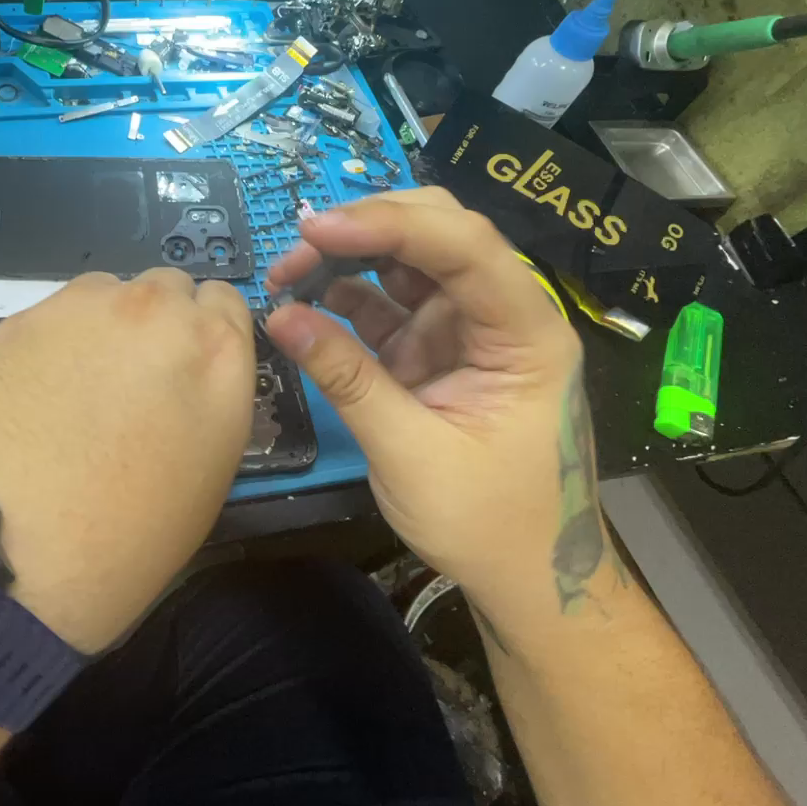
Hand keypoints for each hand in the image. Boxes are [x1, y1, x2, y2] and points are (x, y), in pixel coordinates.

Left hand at [0, 269, 254, 652]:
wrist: (16, 550)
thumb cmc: (129, 537)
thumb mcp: (208, 470)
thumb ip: (210, 396)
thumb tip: (185, 376)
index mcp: (218, 354)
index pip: (225, 303)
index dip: (204, 334)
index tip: (185, 367)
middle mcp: (160, 312)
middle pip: (170, 288)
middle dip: (158, 325)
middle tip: (131, 379)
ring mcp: (88, 307)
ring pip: (110, 292)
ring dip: (107, 326)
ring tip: (78, 385)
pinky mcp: (27, 315)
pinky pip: (57, 313)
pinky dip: (57, 340)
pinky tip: (37, 390)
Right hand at [263, 188, 611, 617]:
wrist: (527, 580)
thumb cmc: (488, 522)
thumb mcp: (410, 452)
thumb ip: (346, 377)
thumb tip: (279, 316)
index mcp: (524, 331)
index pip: (464, 247)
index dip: (388, 225)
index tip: (316, 229)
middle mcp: (498, 314)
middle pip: (438, 234)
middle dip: (365, 229)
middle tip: (298, 248)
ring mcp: (463, 330)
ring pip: (406, 260)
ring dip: (348, 257)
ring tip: (288, 274)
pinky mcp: (432, 351)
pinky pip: (385, 305)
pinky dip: (344, 298)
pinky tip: (304, 304)